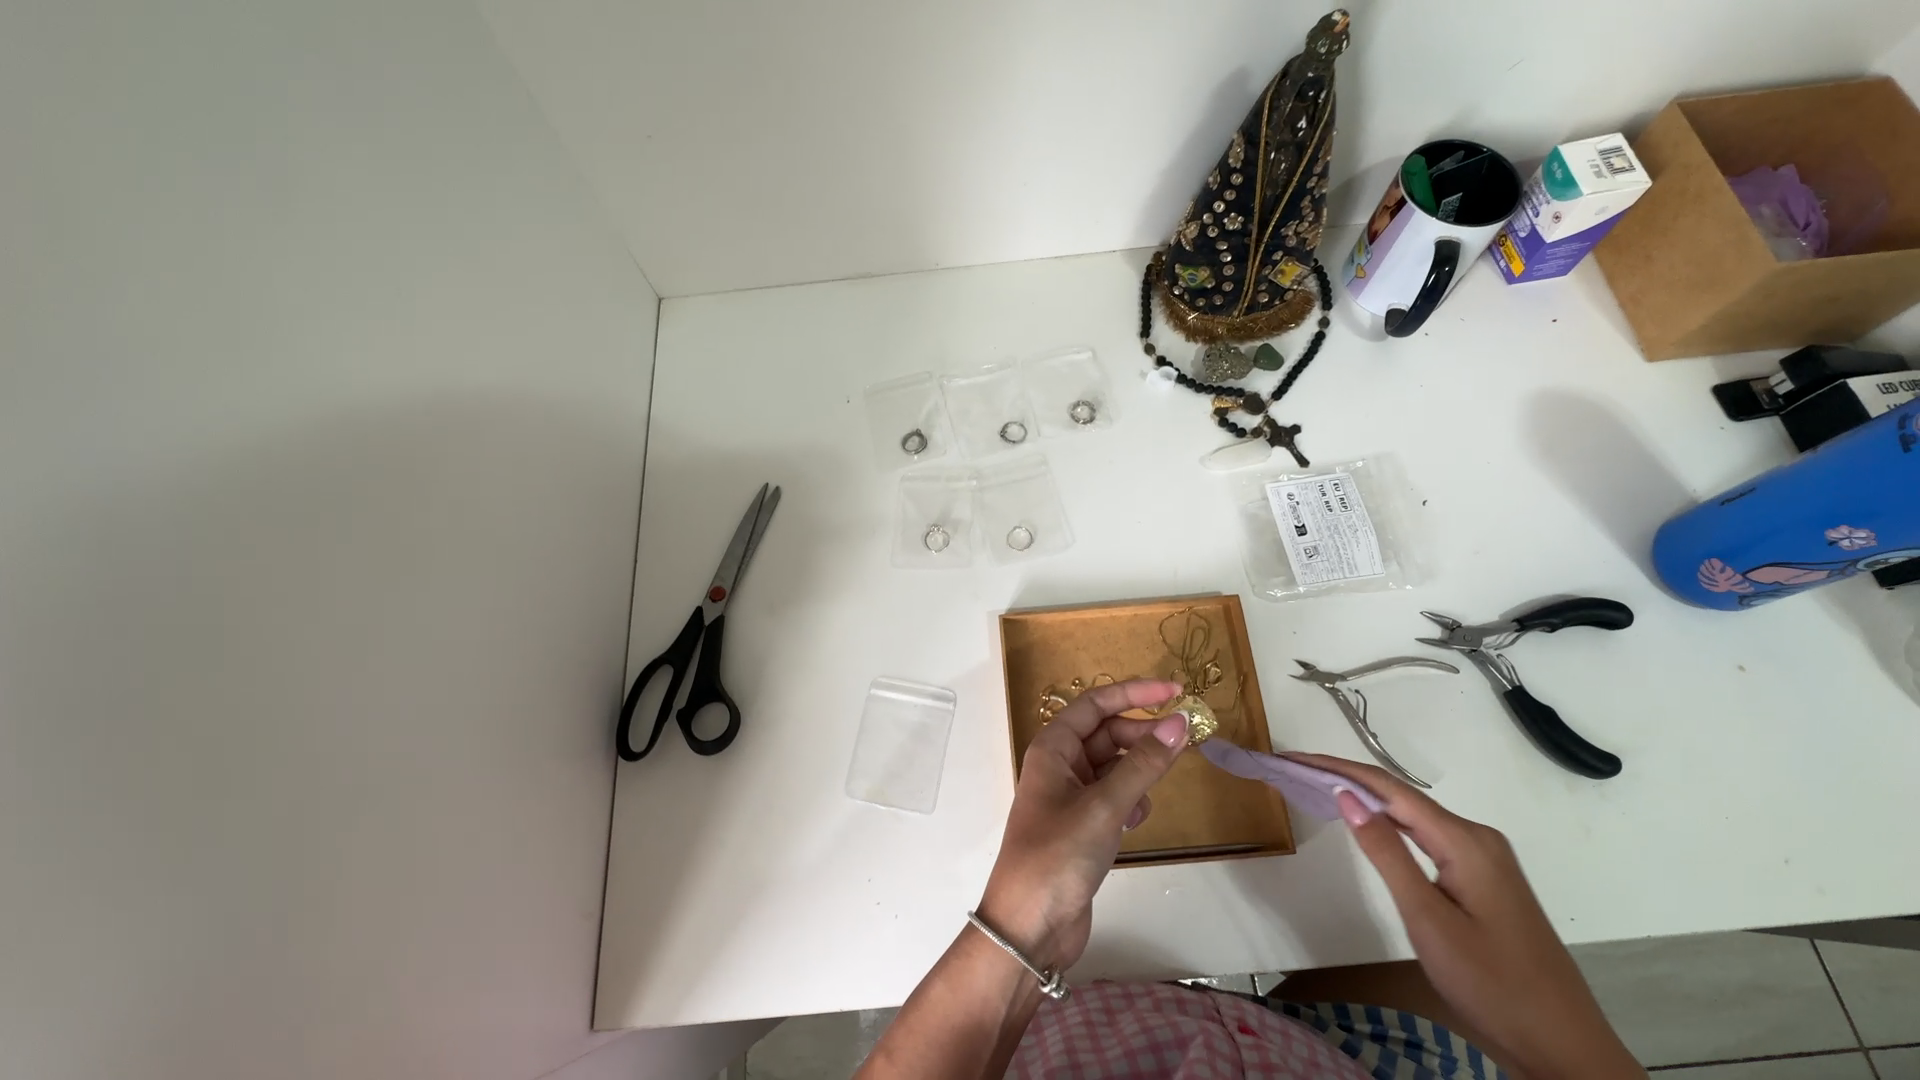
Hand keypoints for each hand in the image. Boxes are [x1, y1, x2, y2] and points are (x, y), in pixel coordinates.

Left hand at [978, 679, 1188, 972]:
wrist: (1028, 926)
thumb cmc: (1057, 856)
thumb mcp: (1105, 806)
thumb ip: (1143, 763)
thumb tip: (1178, 723)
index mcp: (1052, 749)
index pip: (1095, 705)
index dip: (1134, 693)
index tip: (1176, 692)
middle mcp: (1058, 767)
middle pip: (1105, 734)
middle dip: (1141, 735)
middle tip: (1182, 742)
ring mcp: (1068, 799)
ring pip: (1112, 768)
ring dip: (1137, 772)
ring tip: (1154, 789)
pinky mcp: (1080, 829)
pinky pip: (1112, 799)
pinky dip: (1130, 802)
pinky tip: (1137, 821)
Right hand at [1288, 753, 1642, 1079]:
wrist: (1563, 1043)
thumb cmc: (1491, 983)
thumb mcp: (1428, 919)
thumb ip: (1386, 853)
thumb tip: (1346, 795)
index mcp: (1465, 840)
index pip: (1388, 788)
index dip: (1337, 768)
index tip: (1293, 757)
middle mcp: (1476, 837)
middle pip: (1399, 795)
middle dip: (1345, 776)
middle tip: (1294, 770)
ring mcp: (1483, 858)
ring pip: (1412, 815)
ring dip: (1364, 798)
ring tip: (1316, 786)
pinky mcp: (1483, 879)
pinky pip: (1426, 836)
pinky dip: (1389, 824)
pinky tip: (1367, 825)